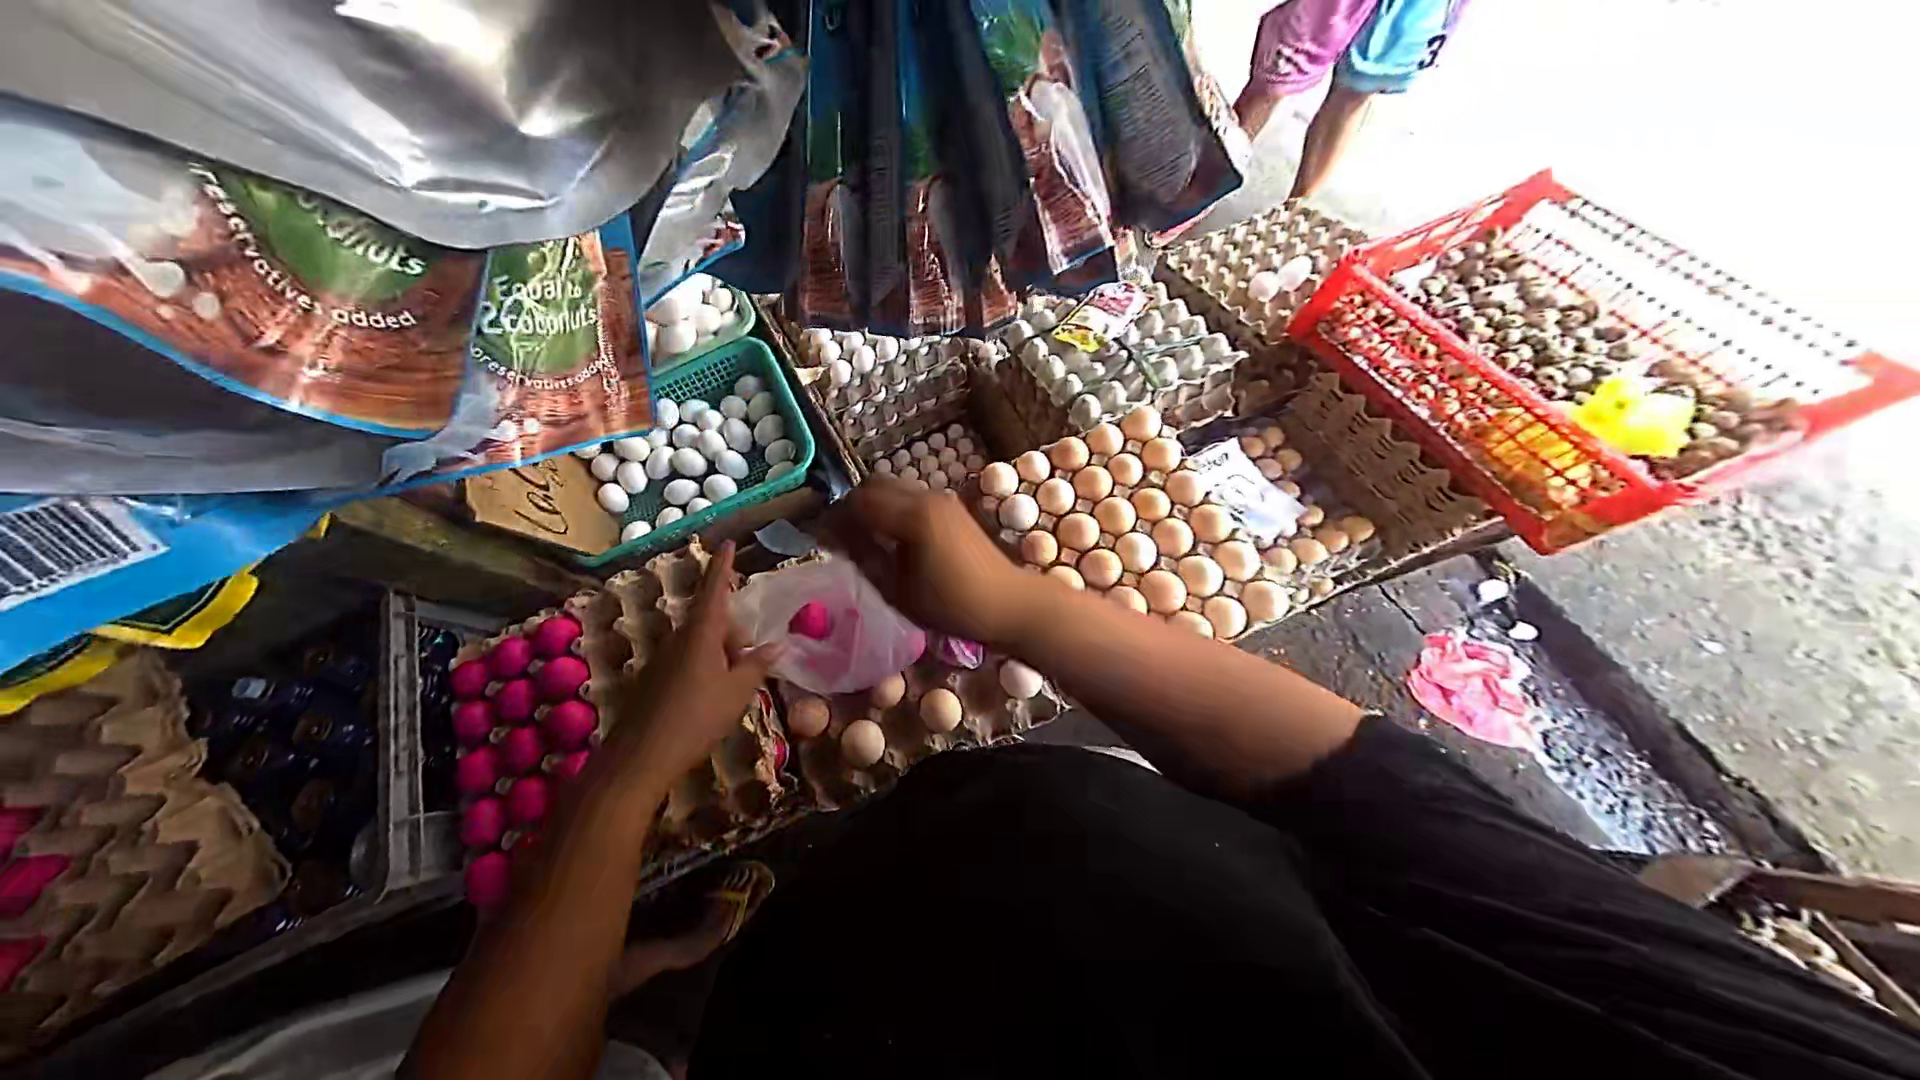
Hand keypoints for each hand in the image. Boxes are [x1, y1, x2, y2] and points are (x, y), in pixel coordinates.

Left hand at [601, 542, 781, 784]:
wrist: (639, 758)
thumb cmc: (696, 718)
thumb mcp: (737, 692)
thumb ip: (757, 665)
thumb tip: (777, 645)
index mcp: (701, 634)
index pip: (714, 590)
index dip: (723, 567)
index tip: (729, 543)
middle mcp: (679, 639)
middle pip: (712, 619)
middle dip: (735, 630)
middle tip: (753, 655)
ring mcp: (663, 659)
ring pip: (701, 642)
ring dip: (722, 651)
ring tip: (738, 680)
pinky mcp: (656, 679)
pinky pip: (689, 660)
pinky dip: (708, 666)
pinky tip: (716, 694)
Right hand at [823, 476, 1033, 645]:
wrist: (1009, 604)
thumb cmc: (953, 606)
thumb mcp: (899, 590)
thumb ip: (864, 557)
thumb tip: (835, 536)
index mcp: (913, 516)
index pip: (857, 502)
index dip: (833, 519)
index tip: (819, 540)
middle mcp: (927, 497)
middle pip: (873, 484)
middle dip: (851, 507)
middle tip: (839, 538)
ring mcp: (942, 499)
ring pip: (893, 488)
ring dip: (872, 506)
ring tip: (862, 541)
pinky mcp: (951, 508)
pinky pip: (910, 497)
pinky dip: (892, 509)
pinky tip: (890, 539)